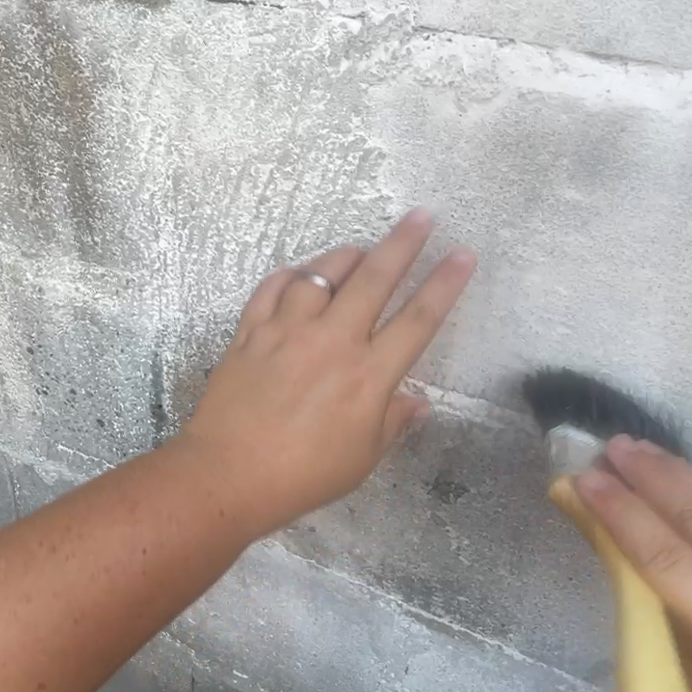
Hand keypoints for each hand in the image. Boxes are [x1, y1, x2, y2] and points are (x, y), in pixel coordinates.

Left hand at [174, 209, 476, 536]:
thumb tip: (418, 402)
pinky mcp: (251, 331)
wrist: (229, 475)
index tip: (462, 255)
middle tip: (420, 216)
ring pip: (321, 274)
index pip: (418, 319)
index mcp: (368, 375)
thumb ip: (392, 422)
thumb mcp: (362, 459)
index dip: (445, 284)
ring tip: (358, 250)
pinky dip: (289, 276)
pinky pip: (272, 288)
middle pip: (375, 279)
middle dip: (403, 243)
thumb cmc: (303, 475)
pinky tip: (299, 275)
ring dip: (345, 256)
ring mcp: (287, 331)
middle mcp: (332, 342)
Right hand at [574, 438, 691, 691]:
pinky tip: (686, 489)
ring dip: (682, 477)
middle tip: (612, 446)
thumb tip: (601, 530)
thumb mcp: (680, 667)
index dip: (621, 512)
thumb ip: (645, 597)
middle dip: (653, 477)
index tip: (584, 478)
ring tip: (641, 450)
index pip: (666, 557)